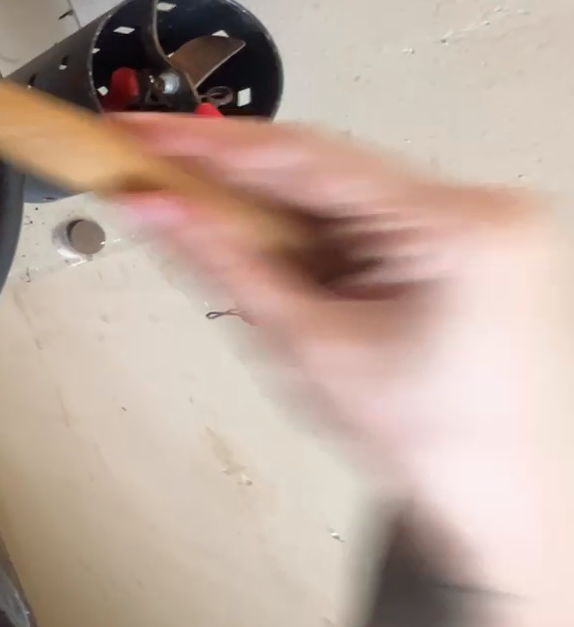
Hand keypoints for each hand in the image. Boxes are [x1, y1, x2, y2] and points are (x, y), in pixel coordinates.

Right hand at [116, 116, 573, 586]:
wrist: (492, 495)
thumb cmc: (428, 433)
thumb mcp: (297, 335)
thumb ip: (215, 256)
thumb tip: (151, 204)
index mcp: (458, 226)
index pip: (297, 155)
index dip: (200, 140)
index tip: (136, 131)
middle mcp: (473, 209)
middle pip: (306, 163)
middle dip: (211, 164)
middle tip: (134, 156)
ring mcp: (462, 223)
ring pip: (315, 184)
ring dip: (237, 193)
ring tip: (166, 193)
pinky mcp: (439, 240)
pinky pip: (334, 208)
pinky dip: (272, 216)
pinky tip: (225, 220)